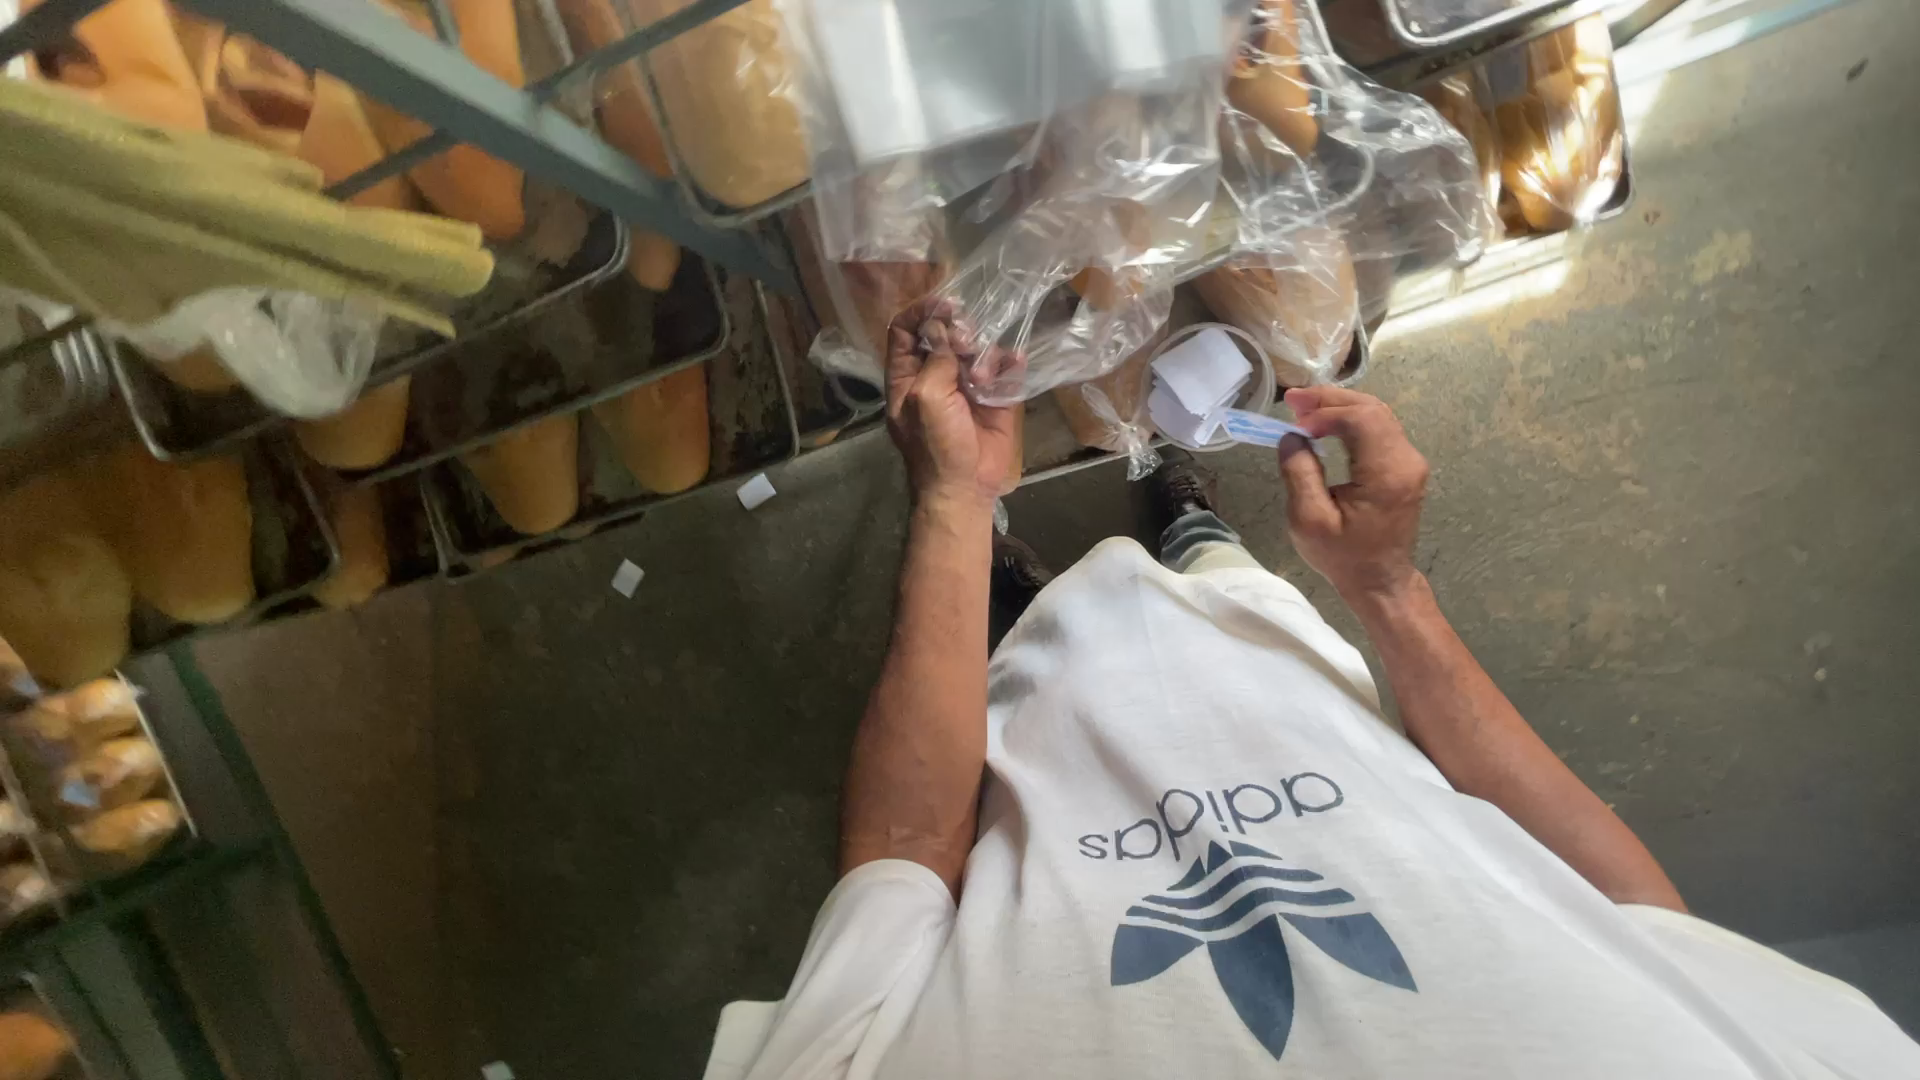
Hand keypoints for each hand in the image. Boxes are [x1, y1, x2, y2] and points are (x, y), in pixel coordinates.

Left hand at [885, 300, 1020, 506]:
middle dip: (959, 331)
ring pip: (977, 347)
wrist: (964, 486)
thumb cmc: (935, 445)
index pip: (906, 329)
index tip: (945, 307)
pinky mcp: (995, 396)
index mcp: (907, 376)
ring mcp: (966, 385)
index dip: (922, 312)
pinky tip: (1013, 364)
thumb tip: (947, 327)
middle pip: (946, 333)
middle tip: (969, 342)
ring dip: (984, 352)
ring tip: (984, 375)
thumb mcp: (925, 397)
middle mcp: (935, 375)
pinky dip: (1010, 362)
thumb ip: (935, 359)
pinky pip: (1005, 368)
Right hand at [1277, 386, 1428, 600]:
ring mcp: (1409, 462)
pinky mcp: (1402, 467)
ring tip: (1303, 409)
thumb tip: (1292, 438)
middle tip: (1292, 400)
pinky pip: (1378, 429)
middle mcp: (1406, 460)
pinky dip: (1349, 420)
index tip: (1294, 423)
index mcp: (1386, 473)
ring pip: (1376, 415)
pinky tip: (1324, 425)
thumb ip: (1300, 474)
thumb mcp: (1309, 520)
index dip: (1325, 412)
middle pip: (1372, 409)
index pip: (1361, 419)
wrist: (1380, 581)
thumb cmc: (1343, 556)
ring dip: (1339, 407)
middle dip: (1330, 400)